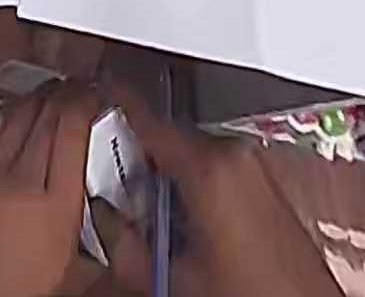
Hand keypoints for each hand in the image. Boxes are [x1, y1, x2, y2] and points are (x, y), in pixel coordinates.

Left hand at [0, 85, 99, 296]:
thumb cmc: (31, 296)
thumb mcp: (81, 267)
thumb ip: (104, 228)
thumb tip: (124, 200)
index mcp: (55, 207)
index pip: (71, 130)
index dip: (85, 102)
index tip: (95, 94)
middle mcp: (20, 182)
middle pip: (45, 115)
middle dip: (66, 93)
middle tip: (80, 87)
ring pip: (18, 114)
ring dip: (39, 96)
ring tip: (54, 90)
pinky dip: (9, 111)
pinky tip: (19, 109)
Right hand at [102, 92, 343, 296]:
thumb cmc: (249, 296)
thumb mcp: (172, 278)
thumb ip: (126, 244)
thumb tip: (103, 216)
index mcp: (208, 167)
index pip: (149, 118)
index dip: (119, 102)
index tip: (101, 89)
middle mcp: (232, 152)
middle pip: (168, 136)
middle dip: (143, 157)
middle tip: (123, 188)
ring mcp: (252, 162)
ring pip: (190, 150)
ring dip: (170, 172)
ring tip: (160, 217)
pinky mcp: (263, 176)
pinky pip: (215, 163)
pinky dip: (195, 180)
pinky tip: (190, 220)